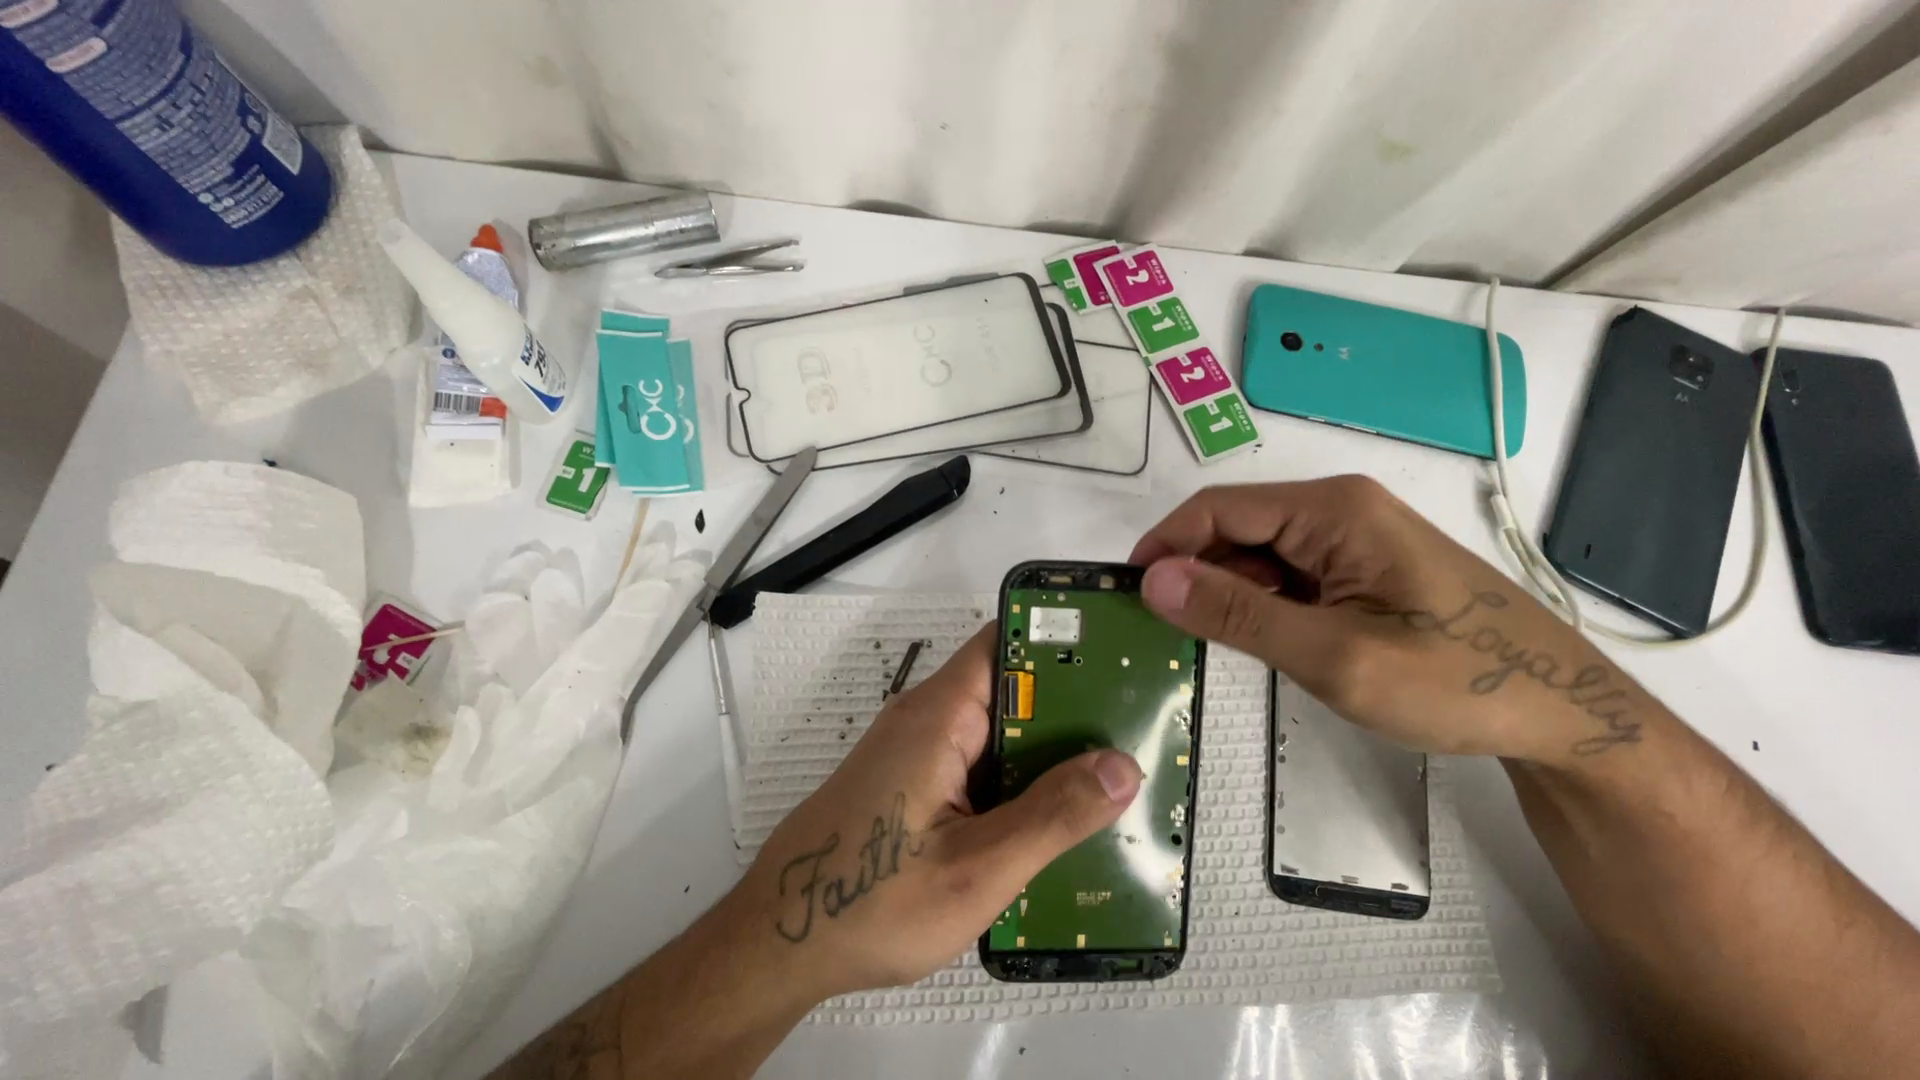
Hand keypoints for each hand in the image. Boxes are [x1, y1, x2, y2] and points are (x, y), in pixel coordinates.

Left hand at [724, 625, 1143, 1001]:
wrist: (777, 945)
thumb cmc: (871, 904)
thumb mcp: (975, 869)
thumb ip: (1052, 816)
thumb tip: (1124, 765)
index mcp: (938, 717)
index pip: (1005, 644)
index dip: (1064, 641)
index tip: (1125, 655)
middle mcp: (926, 722)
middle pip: (1009, 690)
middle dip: (1073, 707)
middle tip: (1145, 730)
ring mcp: (916, 757)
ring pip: (996, 735)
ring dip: (1050, 752)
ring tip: (1120, 774)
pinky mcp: (911, 789)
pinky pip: (977, 769)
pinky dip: (1018, 783)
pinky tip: (1061, 817)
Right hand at [1132, 476, 1646, 762]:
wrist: (1565, 714)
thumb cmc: (1457, 682)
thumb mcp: (1335, 656)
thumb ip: (1239, 615)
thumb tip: (1152, 580)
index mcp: (1334, 511)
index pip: (1218, 509)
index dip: (1164, 546)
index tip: (1127, 596)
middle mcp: (1340, 510)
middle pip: (1237, 527)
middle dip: (1195, 574)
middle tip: (1169, 636)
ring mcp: (1356, 539)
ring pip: (1260, 554)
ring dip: (1229, 594)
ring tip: (1219, 648)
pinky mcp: (1365, 569)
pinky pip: (1291, 575)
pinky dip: (1263, 605)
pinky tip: (1266, 644)